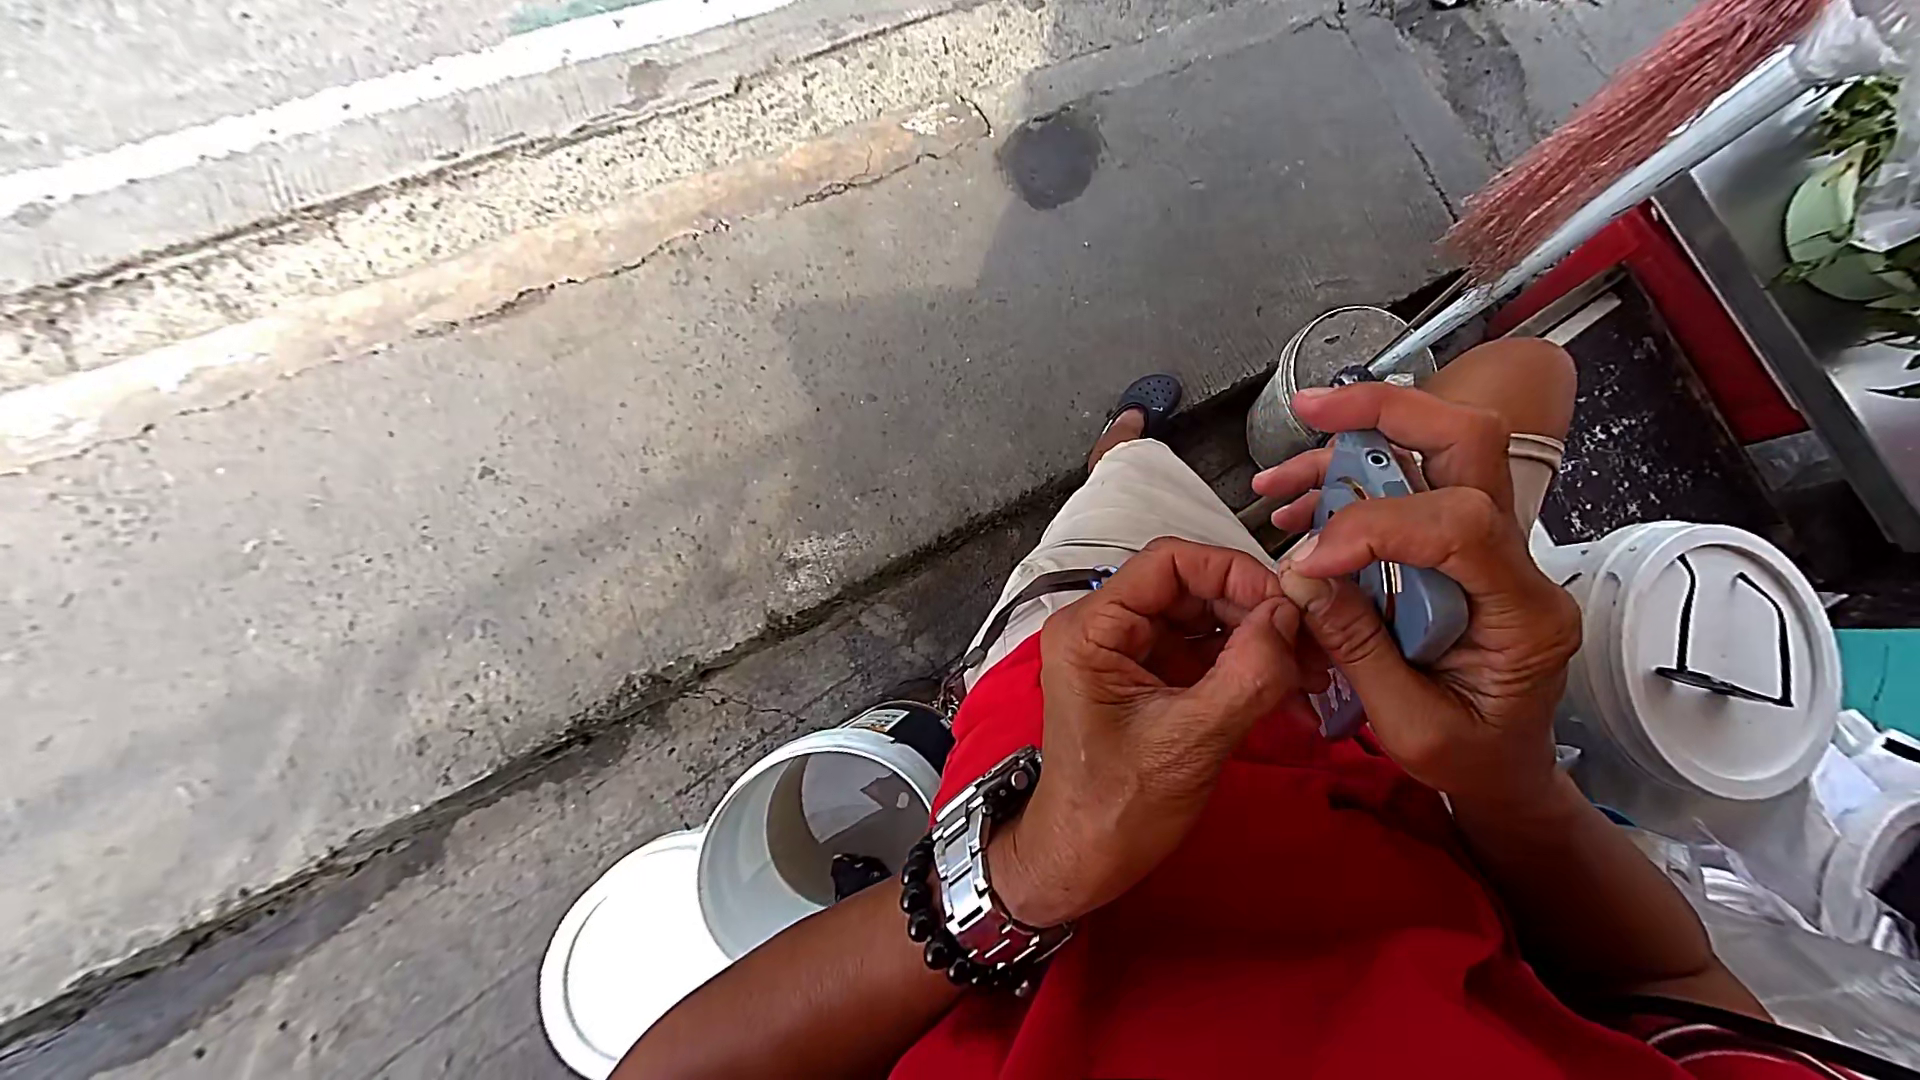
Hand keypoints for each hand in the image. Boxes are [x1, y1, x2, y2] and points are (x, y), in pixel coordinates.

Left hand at [987, 538, 1307, 926]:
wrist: (1084, 858)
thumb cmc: (1117, 807)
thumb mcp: (1188, 741)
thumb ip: (1246, 675)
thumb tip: (1291, 614)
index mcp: (1091, 628)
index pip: (1166, 563)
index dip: (1232, 570)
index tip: (1288, 600)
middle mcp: (1104, 627)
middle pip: (1189, 588)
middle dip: (1253, 610)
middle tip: (1312, 644)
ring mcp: (1126, 651)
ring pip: (1201, 619)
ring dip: (1256, 640)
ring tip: (1310, 674)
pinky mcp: (1147, 676)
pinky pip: (1201, 653)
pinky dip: (1243, 667)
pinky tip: (1287, 693)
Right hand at [1250, 382, 1581, 809]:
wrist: (1503, 765)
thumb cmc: (1469, 757)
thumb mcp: (1409, 724)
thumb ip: (1358, 646)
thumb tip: (1303, 576)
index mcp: (1521, 612)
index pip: (1457, 525)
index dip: (1369, 529)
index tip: (1305, 566)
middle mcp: (1513, 562)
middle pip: (1470, 446)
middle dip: (1388, 414)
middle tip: (1313, 406)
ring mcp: (1482, 550)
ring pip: (1431, 455)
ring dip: (1348, 448)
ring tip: (1275, 480)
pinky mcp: (1447, 552)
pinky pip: (1399, 493)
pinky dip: (1339, 487)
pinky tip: (1292, 509)